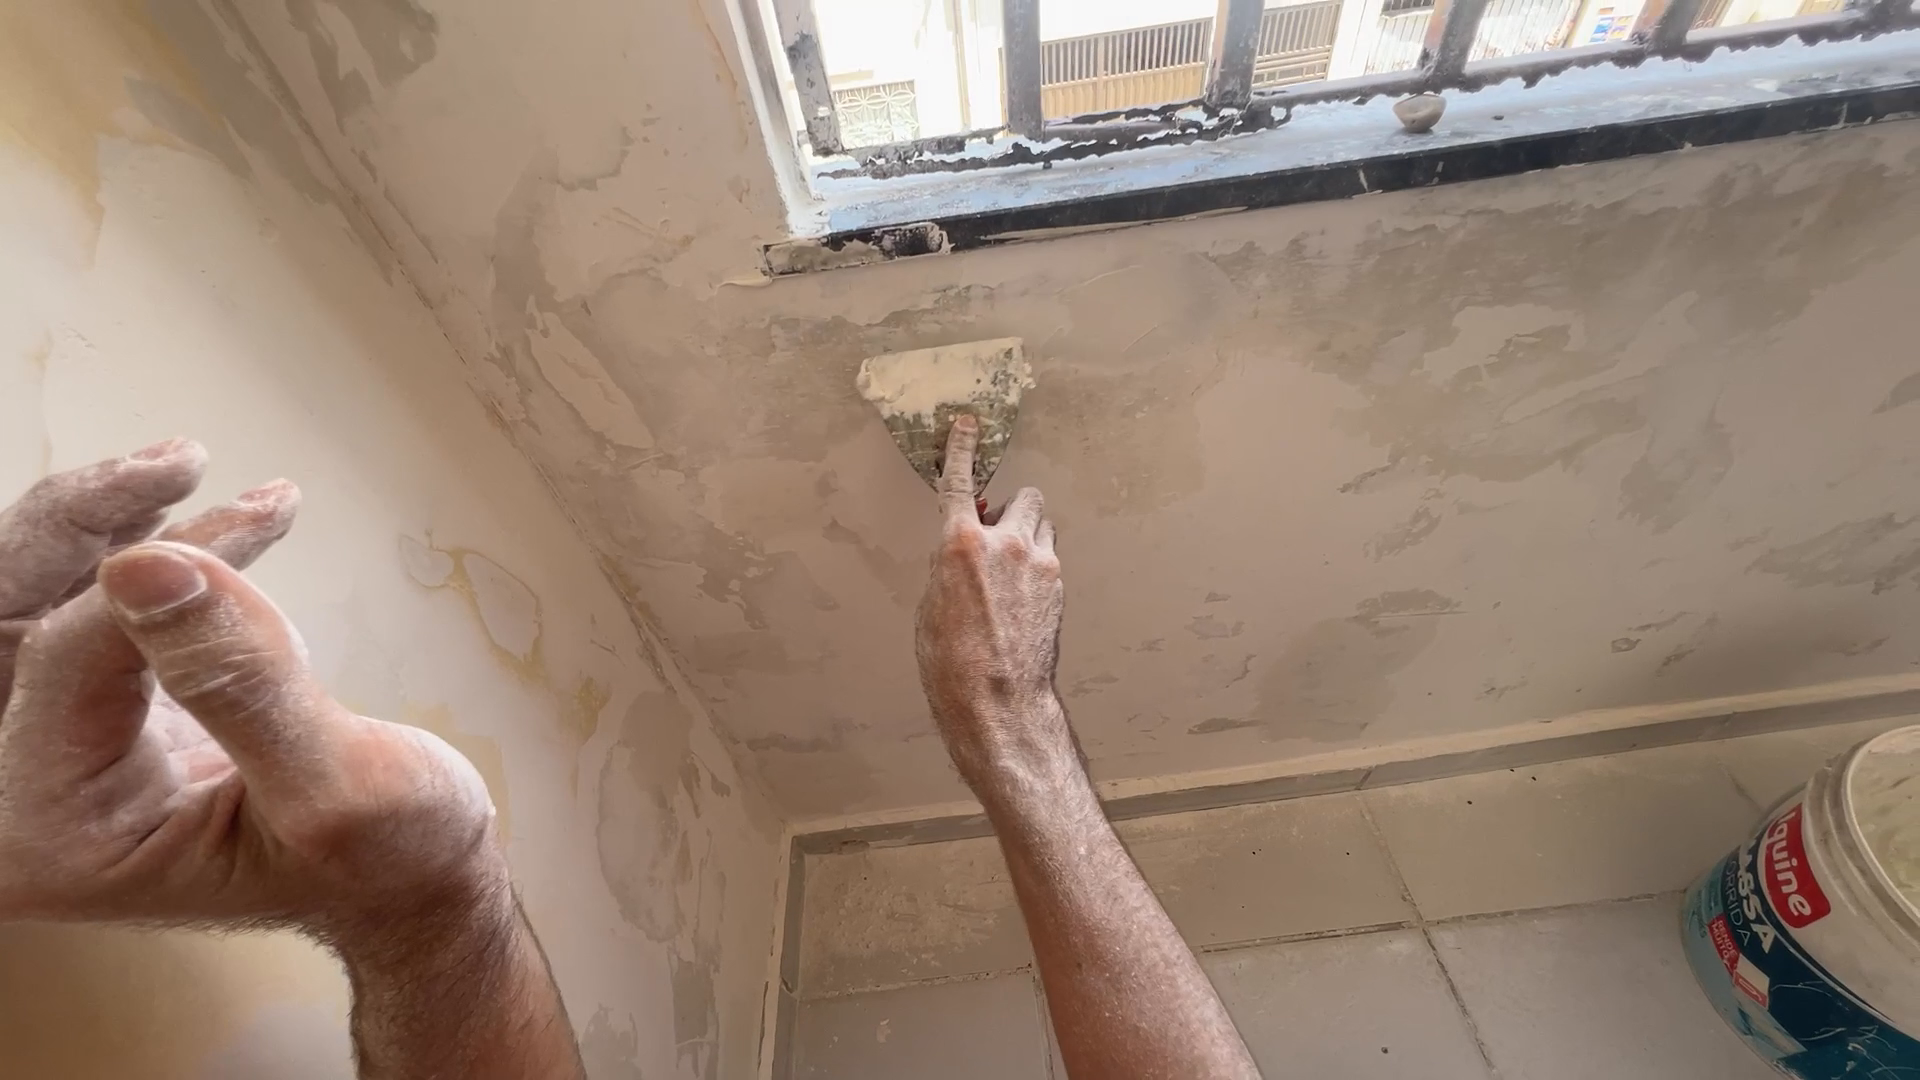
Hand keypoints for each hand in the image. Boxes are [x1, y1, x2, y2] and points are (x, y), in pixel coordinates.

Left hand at [0, 442, 504, 948]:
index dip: (165, 585)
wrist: (417, 868)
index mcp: (53, 833)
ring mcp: (77, 751)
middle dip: (82, 529)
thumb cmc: (392, 851)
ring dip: (120, 528)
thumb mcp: (337, 779)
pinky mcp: (134, 717)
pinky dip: (176, 559)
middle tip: (181, 463)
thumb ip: (244, 682)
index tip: (265, 520)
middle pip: (1, 623)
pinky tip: (239, 523)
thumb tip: (148, 563)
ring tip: (204, 471)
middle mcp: (33, 792)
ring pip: (42, 606)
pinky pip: (115, 619)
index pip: (64, 664)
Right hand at [914, 415, 1072, 795]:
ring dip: (1027, 533)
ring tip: (1012, 569)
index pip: (958, 483)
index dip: (960, 449)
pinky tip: (1022, 598)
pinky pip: (1049, 555)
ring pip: (1042, 523)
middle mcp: (1005, 543)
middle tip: (996, 534)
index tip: (967, 425)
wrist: (999, 702)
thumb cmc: (951, 664)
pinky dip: (1037, 563)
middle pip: (1024, 497)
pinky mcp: (1059, 584)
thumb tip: (960, 552)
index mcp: (960, 545)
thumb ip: (948, 565)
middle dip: (1011, 508)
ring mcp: (1040, 562)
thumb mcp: (930, 606)